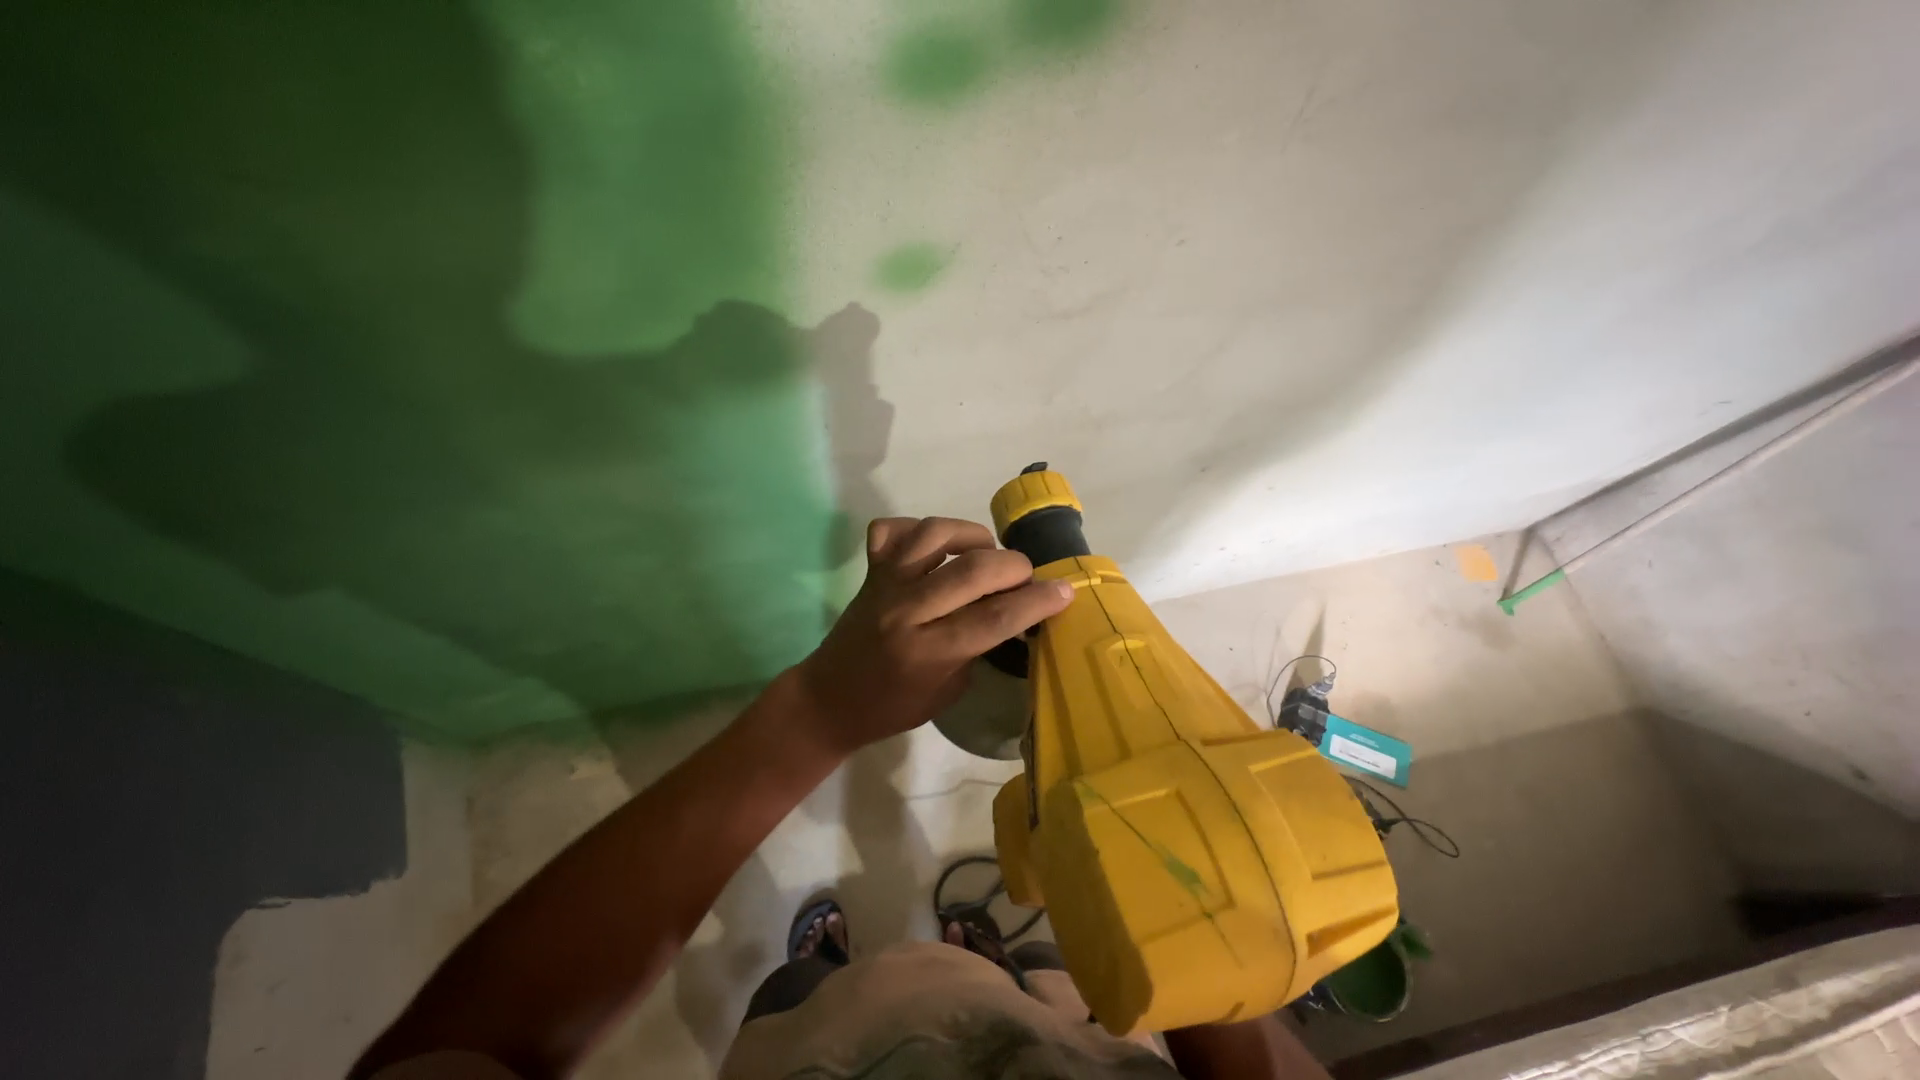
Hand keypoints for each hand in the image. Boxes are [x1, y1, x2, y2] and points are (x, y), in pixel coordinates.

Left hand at [793, 516, 1073, 754]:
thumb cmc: (893, 706)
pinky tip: (937, 545)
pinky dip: (918, 529)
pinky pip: (892, 530)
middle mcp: (906, 611)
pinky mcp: (870, 570)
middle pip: (972, 570)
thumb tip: (1014, 613)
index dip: (1036, 602)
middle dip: (1013, 567)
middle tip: (1026, 577)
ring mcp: (885, 584)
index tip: (1065, 592)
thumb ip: (980, 649)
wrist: (829, 699)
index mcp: (928, 652)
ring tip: (986, 553)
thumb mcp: (948, 692)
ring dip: (972, 536)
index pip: (994, 618)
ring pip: (934, 534)